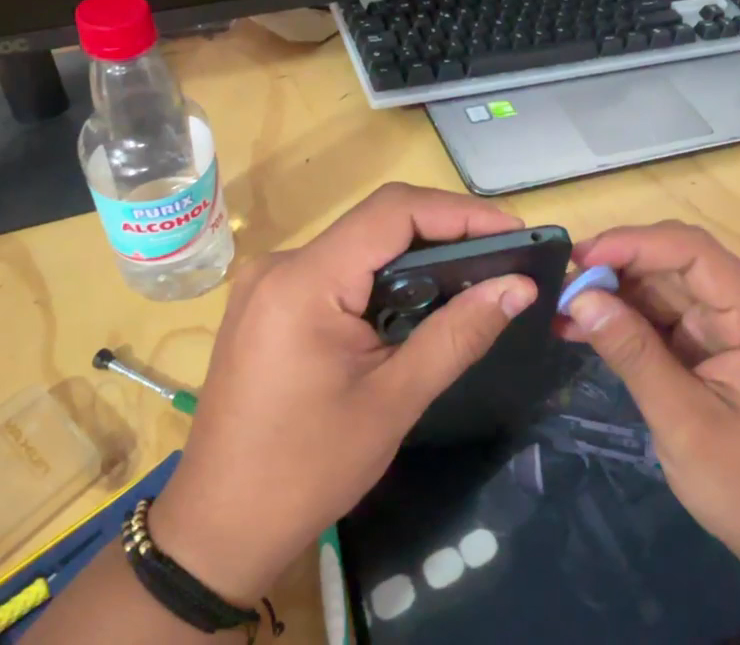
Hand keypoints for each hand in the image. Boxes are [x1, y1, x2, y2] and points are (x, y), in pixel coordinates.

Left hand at [148, 183, 537, 604]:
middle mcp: (281, 265)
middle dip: (446, 234)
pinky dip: (384, 281)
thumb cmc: (306, 470)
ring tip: (477, 280)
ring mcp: (269, 284)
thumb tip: (519, 287)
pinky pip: (338, 272)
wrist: (220, 526)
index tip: (516, 233)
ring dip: (417, 259)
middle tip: (508, 259)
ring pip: (359, 247)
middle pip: (376, 224)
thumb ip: (457, 335)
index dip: (460, 212)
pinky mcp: (270, 305)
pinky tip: (420, 305)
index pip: (393, 212)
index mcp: (304, 280)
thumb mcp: (393, 402)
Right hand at [562, 222, 739, 591]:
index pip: (694, 252)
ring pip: (666, 288)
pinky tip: (583, 328)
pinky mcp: (715, 352)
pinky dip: (626, 321)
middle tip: (562, 282)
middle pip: (678, 263)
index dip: (634, 243)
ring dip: (616, 294)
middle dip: (619, 266)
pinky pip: (666, 320)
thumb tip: (579, 298)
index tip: (580, 257)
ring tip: (561, 306)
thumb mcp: (684, 423)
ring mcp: (733, 331)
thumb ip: (634, 353)